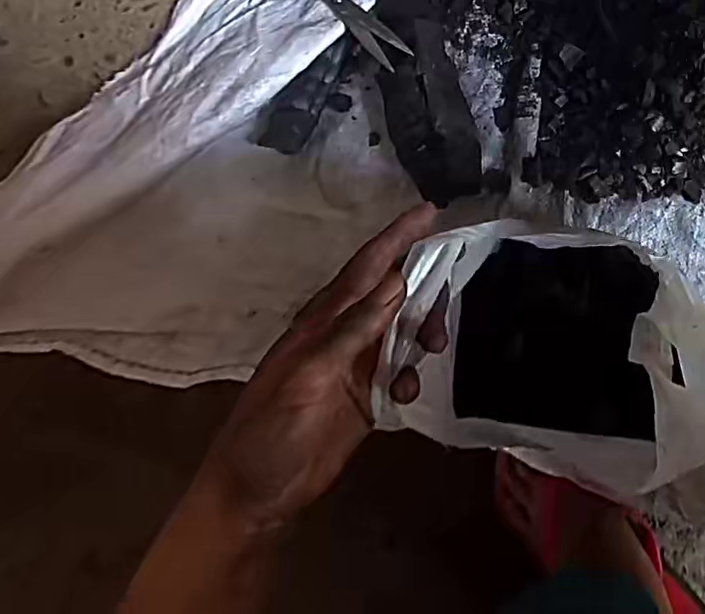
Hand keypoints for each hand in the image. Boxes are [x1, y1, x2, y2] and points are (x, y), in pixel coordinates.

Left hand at [191, 203, 441, 531]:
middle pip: (394, 292)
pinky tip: (406, 391)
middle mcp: (345, 331)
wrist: (254, 493)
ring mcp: (356, 362)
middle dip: (425, 288)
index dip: (398, 236)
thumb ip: (352, 331)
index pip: (368, 265)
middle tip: (450, 298)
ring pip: (403, 328)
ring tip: (434, 347)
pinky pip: (401, 370)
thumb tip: (396, 282)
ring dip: (423, 331)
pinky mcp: (367, 394)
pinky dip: (411, 374)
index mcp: (325, 317)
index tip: (429, 211)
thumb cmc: (270, 428)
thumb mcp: (308, 376)